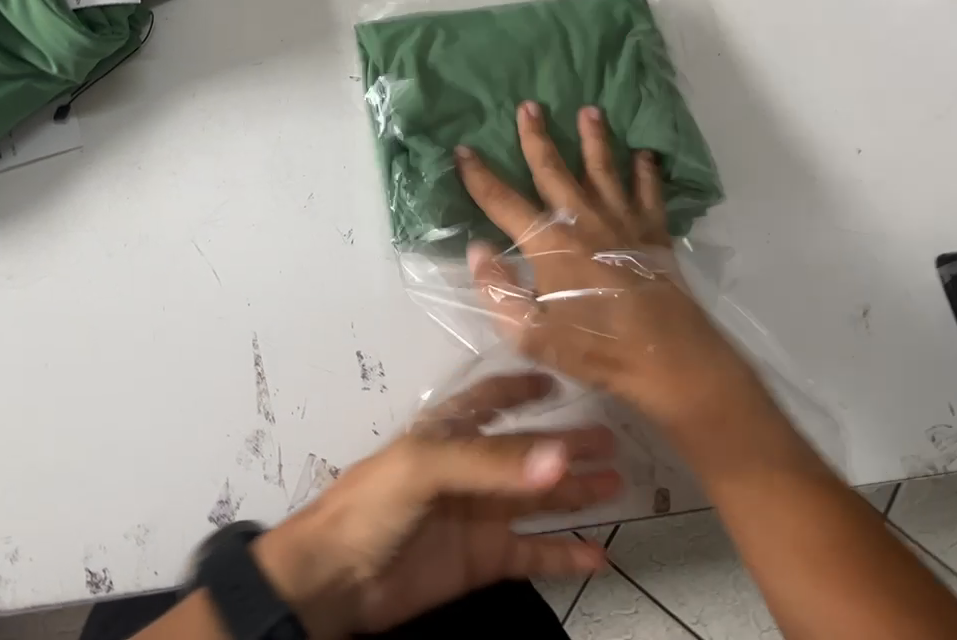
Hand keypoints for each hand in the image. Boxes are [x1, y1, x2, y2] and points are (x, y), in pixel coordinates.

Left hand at [250, 373, 620, 638]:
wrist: (338, 577)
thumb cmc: (373, 505)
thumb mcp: (424, 468)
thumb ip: (490, 462)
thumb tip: (559, 458)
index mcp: (446, 435)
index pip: (489, 401)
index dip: (520, 389)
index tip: (561, 380)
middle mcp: (468, 470)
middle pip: (527, 452)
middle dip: (566, 444)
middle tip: (612, 442)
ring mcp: (478, 515)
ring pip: (538, 500)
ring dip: (576, 493)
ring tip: (618, 486)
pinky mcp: (483, 561)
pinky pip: (534, 554)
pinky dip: (566, 555)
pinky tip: (599, 556)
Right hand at [454, 102, 772, 443]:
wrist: (671, 362)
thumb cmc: (596, 349)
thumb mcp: (531, 333)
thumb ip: (497, 289)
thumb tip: (478, 250)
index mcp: (550, 244)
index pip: (503, 202)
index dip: (479, 176)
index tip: (462, 150)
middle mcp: (584, 221)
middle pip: (554, 170)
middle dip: (537, 138)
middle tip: (529, 106)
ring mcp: (623, 223)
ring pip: (604, 170)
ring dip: (594, 140)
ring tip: (589, 111)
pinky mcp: (655, 235)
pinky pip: (649, 193)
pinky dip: (646, 171)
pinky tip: (645, 155)